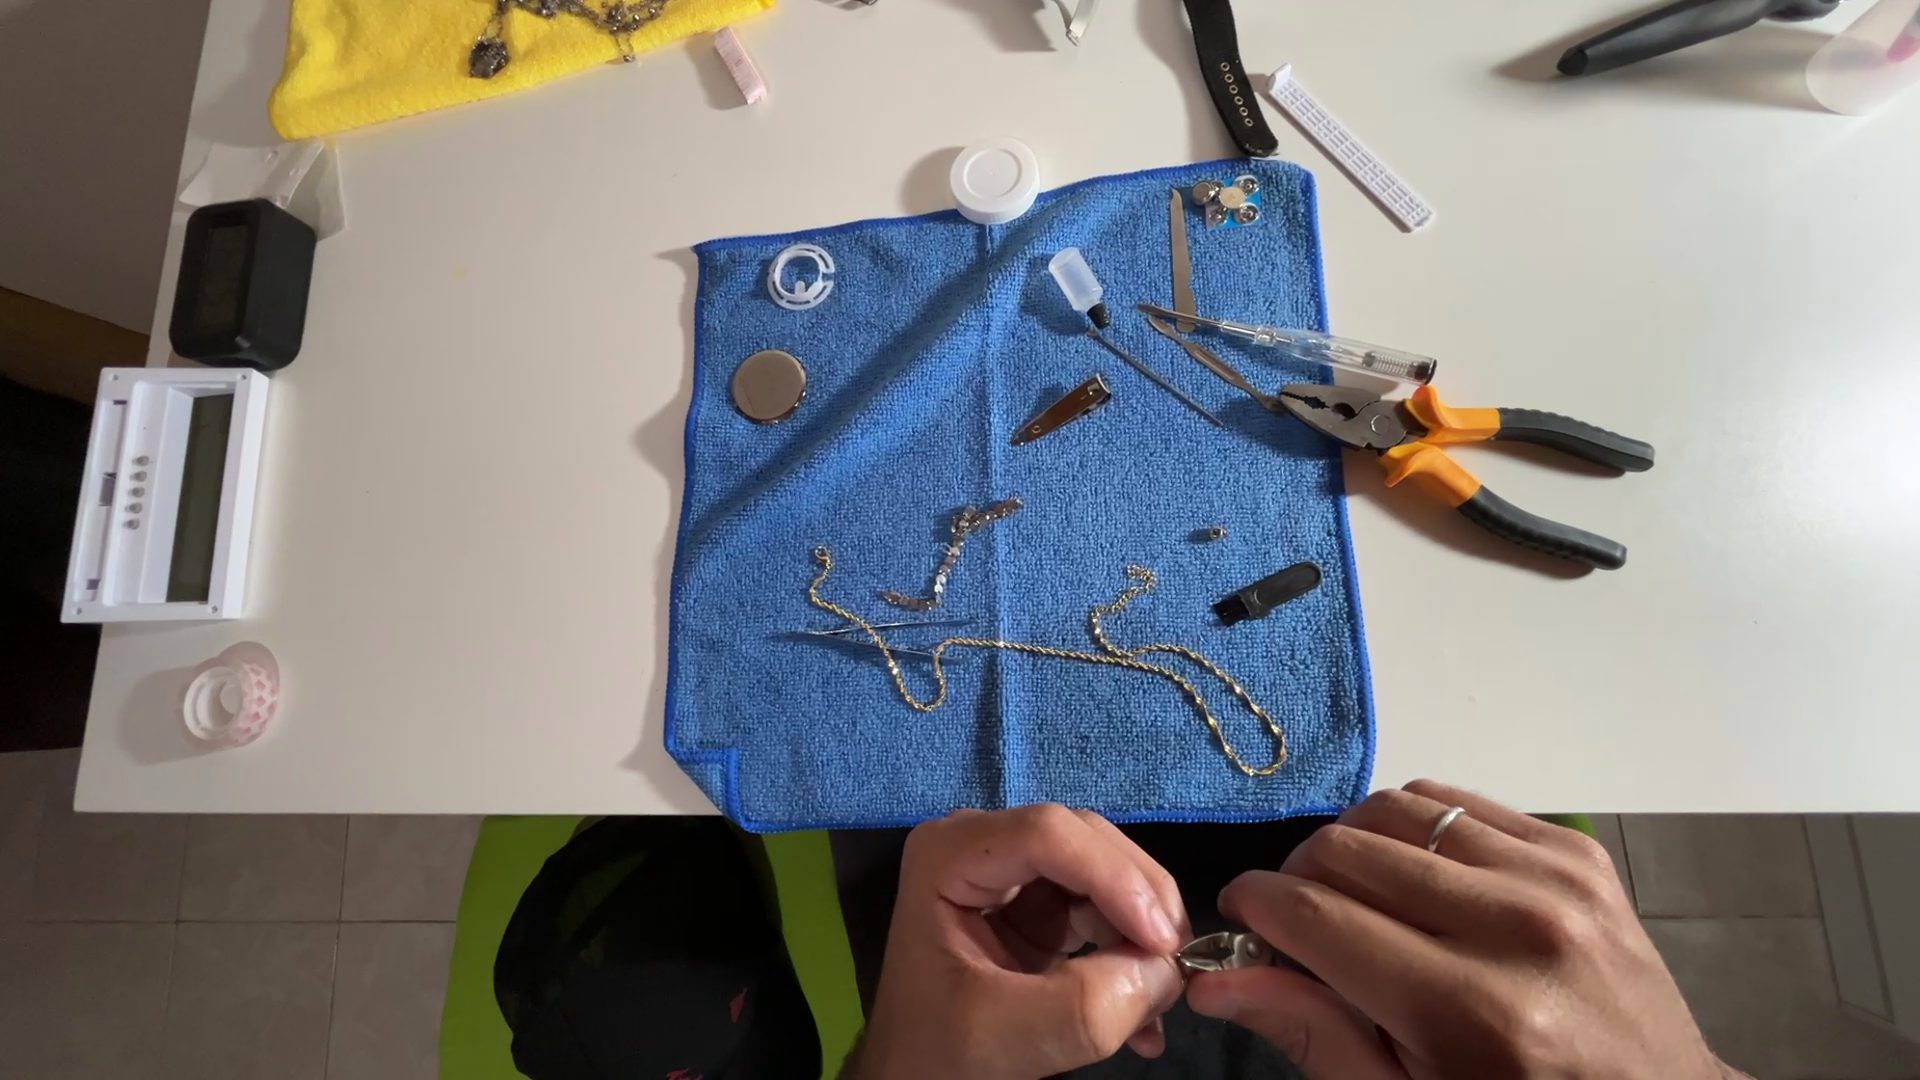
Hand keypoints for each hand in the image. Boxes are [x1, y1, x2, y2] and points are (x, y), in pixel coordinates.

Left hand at [851, 805, 1189, 1079]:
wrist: (912, 1074)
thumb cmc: (933, 1052)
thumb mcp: (996, 1038)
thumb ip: (1079, 1008)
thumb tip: (1161, 970)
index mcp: (950, 853)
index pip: (1047, 833)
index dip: (1112, 876)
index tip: (1159, 943)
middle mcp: (983, 842)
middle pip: (1082, 839)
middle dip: (1136, 897)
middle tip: (1174, 966)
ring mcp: (1013, 868)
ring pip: (1101, 866)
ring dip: (1141, 926)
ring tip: (1159, 997)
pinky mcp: (1038, 899)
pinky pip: (1101, 903)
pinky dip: (1131, 947)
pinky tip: (1145, 1010)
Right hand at [1187, 780, 1726, 1078]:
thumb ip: (1307, 1031)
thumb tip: (1208, 978)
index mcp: (1477, 1016)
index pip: (1312, 915)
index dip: (1253, 905)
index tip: (1239, 915)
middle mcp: (1519, 931)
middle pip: (1340, 849)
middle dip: (1294, 878)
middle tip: (1299, 919)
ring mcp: (1556, 880)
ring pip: (1384, 807)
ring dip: (1347, 844)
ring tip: (1356, 891)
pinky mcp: (1574, 851)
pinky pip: (1442, 798)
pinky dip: (1405, 827)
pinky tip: (1415, 874)